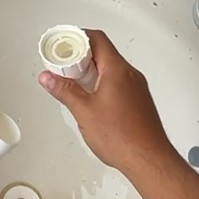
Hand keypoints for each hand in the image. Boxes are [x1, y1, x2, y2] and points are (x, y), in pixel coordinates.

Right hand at [39, 29, 176, 175]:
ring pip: (111, 68)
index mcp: (117, 70)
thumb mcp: (84, 111)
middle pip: (104, 52)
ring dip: (92, 70)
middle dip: (81, 56)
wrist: (149, 161)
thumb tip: (48, 77)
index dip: (78, 37)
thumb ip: (64, 91)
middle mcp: (130, 75)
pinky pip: (119, 81)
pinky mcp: (139, 101)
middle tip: (64, 64)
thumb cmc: (123, 138)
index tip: (63, 44)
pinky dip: (103, 82)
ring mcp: (137, 88)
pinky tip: (92, 97)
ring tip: (75, 82)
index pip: (97, 39)